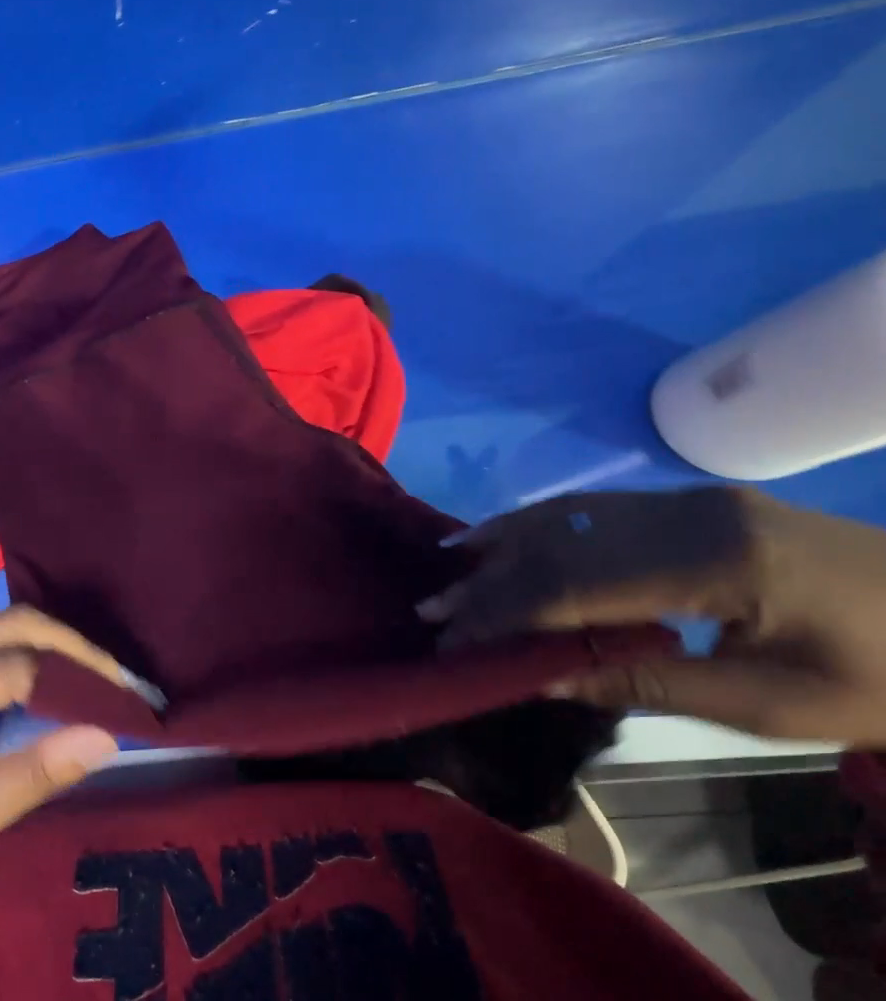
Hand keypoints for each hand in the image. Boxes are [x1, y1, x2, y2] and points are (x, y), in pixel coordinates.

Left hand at [0, 607, 122, 915]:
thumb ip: (41, 772)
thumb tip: (106, 736)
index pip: (17, 668)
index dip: (76, 681)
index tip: (124, 704)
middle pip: (18, 625)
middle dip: (78, 650)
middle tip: (125, 684)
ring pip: (14, 620)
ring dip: (64, 644)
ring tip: (107, 679)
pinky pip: (3, 627)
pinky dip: (44, 645)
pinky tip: (73, 671)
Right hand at [420, 486, 885, 744]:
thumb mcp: (770, 704)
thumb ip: (645, 683)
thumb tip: (538, 675)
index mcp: (718, 561)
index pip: (575, 583)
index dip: (504, 613)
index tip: (453, 641)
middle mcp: (693, 513)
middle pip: (563, 543)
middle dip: (491, 580)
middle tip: (435, 612)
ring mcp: (696, 501)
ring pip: (573, 514)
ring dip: (506, 545)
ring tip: (450, 568)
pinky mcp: (700, 504)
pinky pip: (602, 508)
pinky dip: (544, 523)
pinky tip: (509, 535)